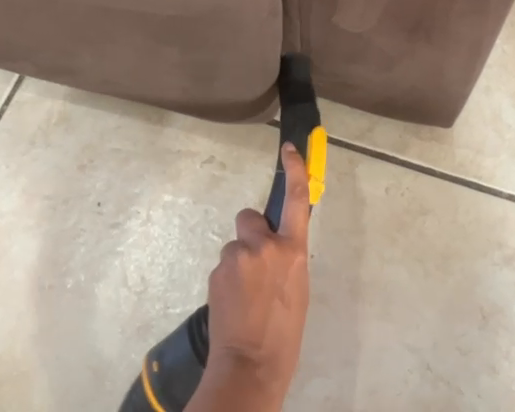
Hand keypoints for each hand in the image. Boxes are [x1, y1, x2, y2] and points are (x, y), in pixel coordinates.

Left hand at [190, 143, 311, 410]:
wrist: (251, 364)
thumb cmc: (286, 330)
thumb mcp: (298, 287)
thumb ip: (288, 257)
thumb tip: (277, 246)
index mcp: (293, 250)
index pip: (295, 199)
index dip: (294, 169)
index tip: (288, 149)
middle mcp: (264, 246)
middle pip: (251, 218)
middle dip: (253, 234)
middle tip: (256, 264)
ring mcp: (236, 257)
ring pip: (236, 245)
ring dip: (240, 260)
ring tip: (246, 294)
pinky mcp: (216, 271)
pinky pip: (224, 264)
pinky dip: (229, 278)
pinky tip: (234, 302)